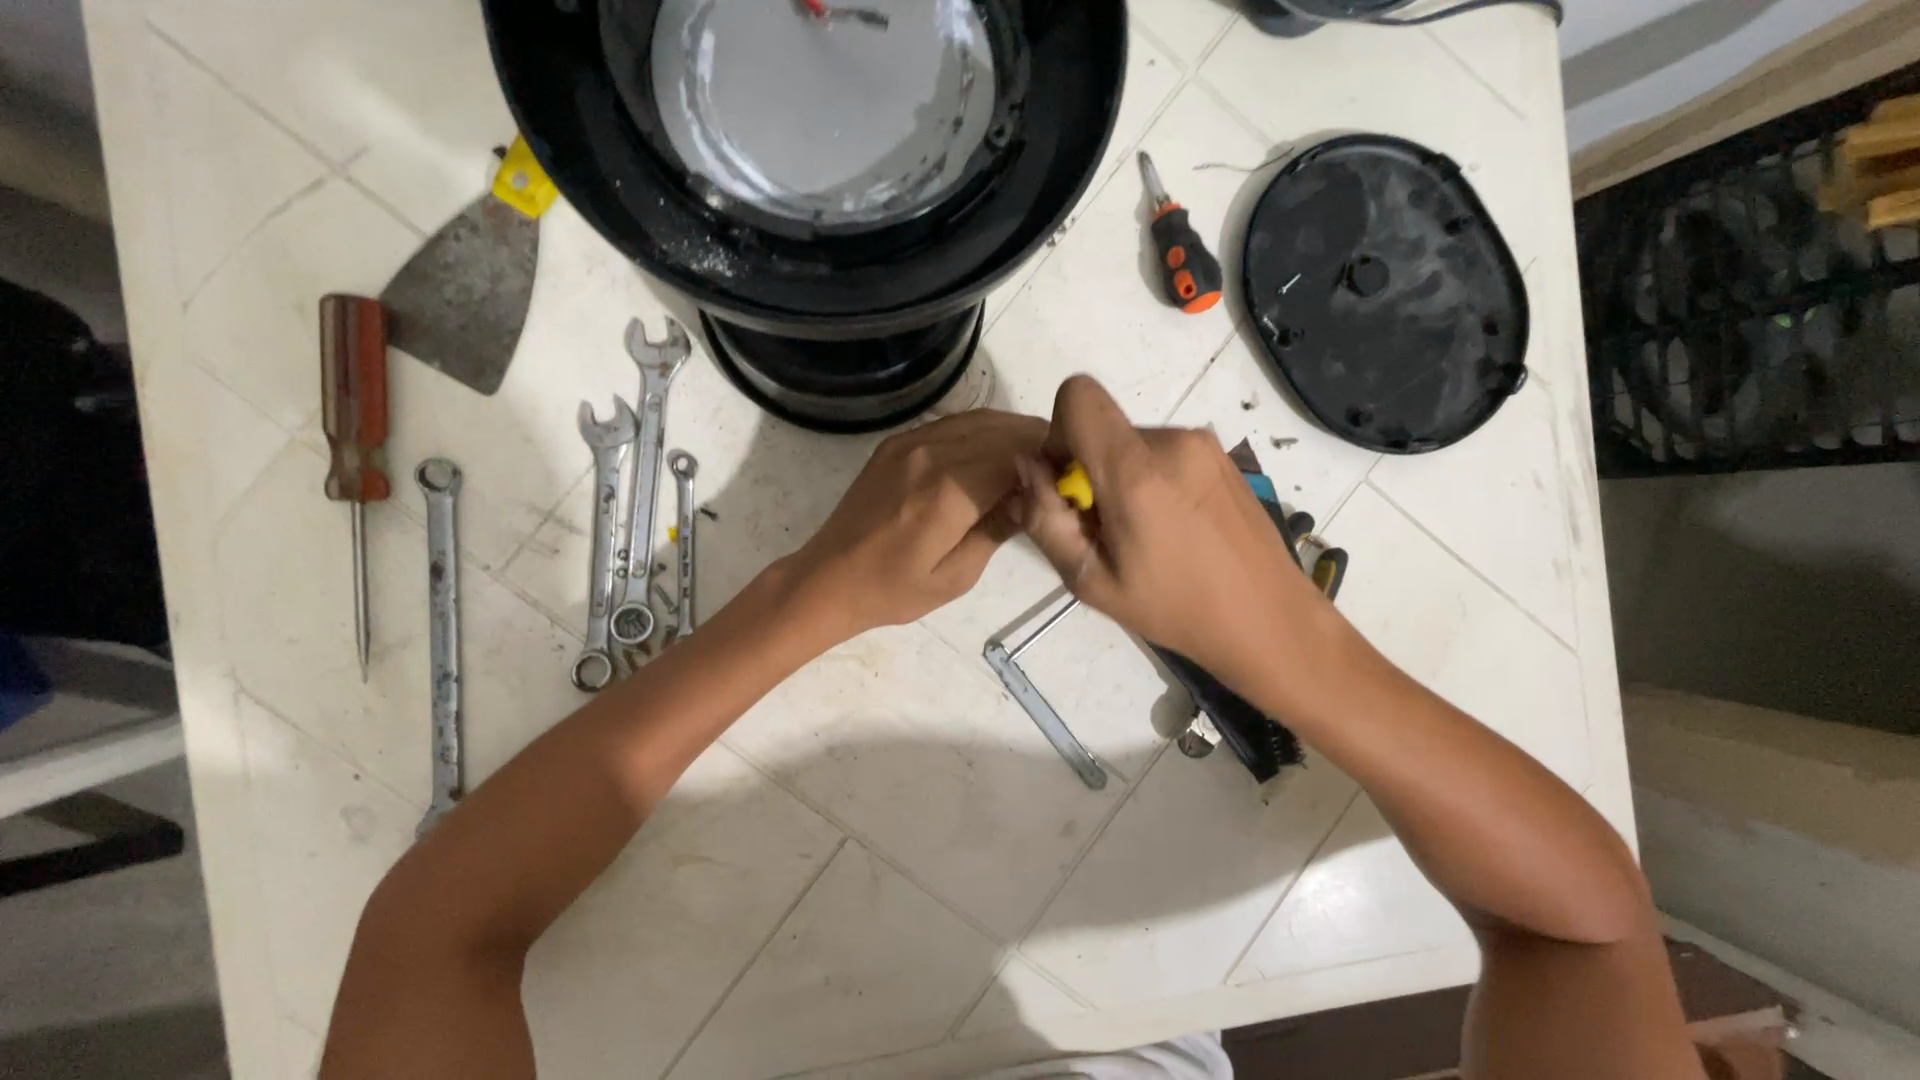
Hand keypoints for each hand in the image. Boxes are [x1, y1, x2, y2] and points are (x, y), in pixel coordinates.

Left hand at [783, 409, 1046, 644]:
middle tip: (1064, 462)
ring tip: (1037, 456)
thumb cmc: (895, 590)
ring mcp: (910, 443)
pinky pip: (952, 425)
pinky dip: (982, 432)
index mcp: (948, 491)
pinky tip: (996, 453)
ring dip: (1011, 432)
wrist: (828, 578)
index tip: (1073, 473)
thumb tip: (1036, 496)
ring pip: (978, 421)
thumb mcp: (957, 576)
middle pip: (1000, 430)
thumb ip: (998, 529)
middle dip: (1036, 441)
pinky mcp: (897, 443)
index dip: (1049, 458)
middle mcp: (931, 454)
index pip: (1016, 454)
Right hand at [1013, 376, 1322, 679]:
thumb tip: (1026, 466)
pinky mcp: (1223, 455)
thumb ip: (1046, 520)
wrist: (1268, 619)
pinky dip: (1153, 480)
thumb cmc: (1175, 610)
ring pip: (1133, 442)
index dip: (1058, 431)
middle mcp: (1172, 441)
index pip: (1078, 396)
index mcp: (1137, 472)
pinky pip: (1165, 452)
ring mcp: (1204, 444)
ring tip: (1144, 535)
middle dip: (1090, 469)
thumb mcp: (1091, 581)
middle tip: (1107, 531)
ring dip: (1123, 477)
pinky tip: (1173, 528)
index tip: (1067, 483)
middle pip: (1104, 428)